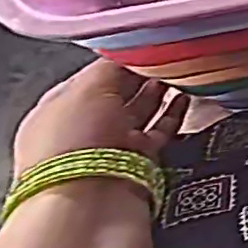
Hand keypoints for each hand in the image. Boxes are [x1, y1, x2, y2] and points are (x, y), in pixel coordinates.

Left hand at [12, 59, 189, 178]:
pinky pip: (161, 130)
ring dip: (162, 90)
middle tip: (173, 53)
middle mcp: (85, 126)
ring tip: (185, 69)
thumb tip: (132, 50)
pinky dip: (174, 112)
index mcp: (59, 108)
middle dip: (144, 73)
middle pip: (120, 91)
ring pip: (142, 109)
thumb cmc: (77, 142)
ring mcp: (113, 145)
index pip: (95, 74)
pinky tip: (188, 96)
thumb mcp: (88, 88)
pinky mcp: (140, 160)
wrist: (90, 204)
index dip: (123, 57)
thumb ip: (111, 66)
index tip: (151, 42)